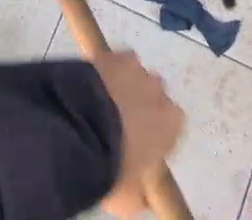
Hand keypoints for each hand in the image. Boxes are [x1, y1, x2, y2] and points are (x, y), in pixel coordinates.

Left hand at [92, 50, 183, 217]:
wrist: (78, 131)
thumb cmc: (112, 168)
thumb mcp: (129, 197)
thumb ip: (139, 192)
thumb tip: (137, 195)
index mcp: (172, 123)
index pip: (170, 126)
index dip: (153, 134)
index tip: (136, 145)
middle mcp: (159, 91)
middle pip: (153, 96)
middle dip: (139, 107)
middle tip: (116, 124)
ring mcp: (136, 69)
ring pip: (133, 76)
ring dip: (122, 86)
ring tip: (97, 105)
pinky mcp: (111, 55)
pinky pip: (112, 62)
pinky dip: (103, 71)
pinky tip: (88, 87)